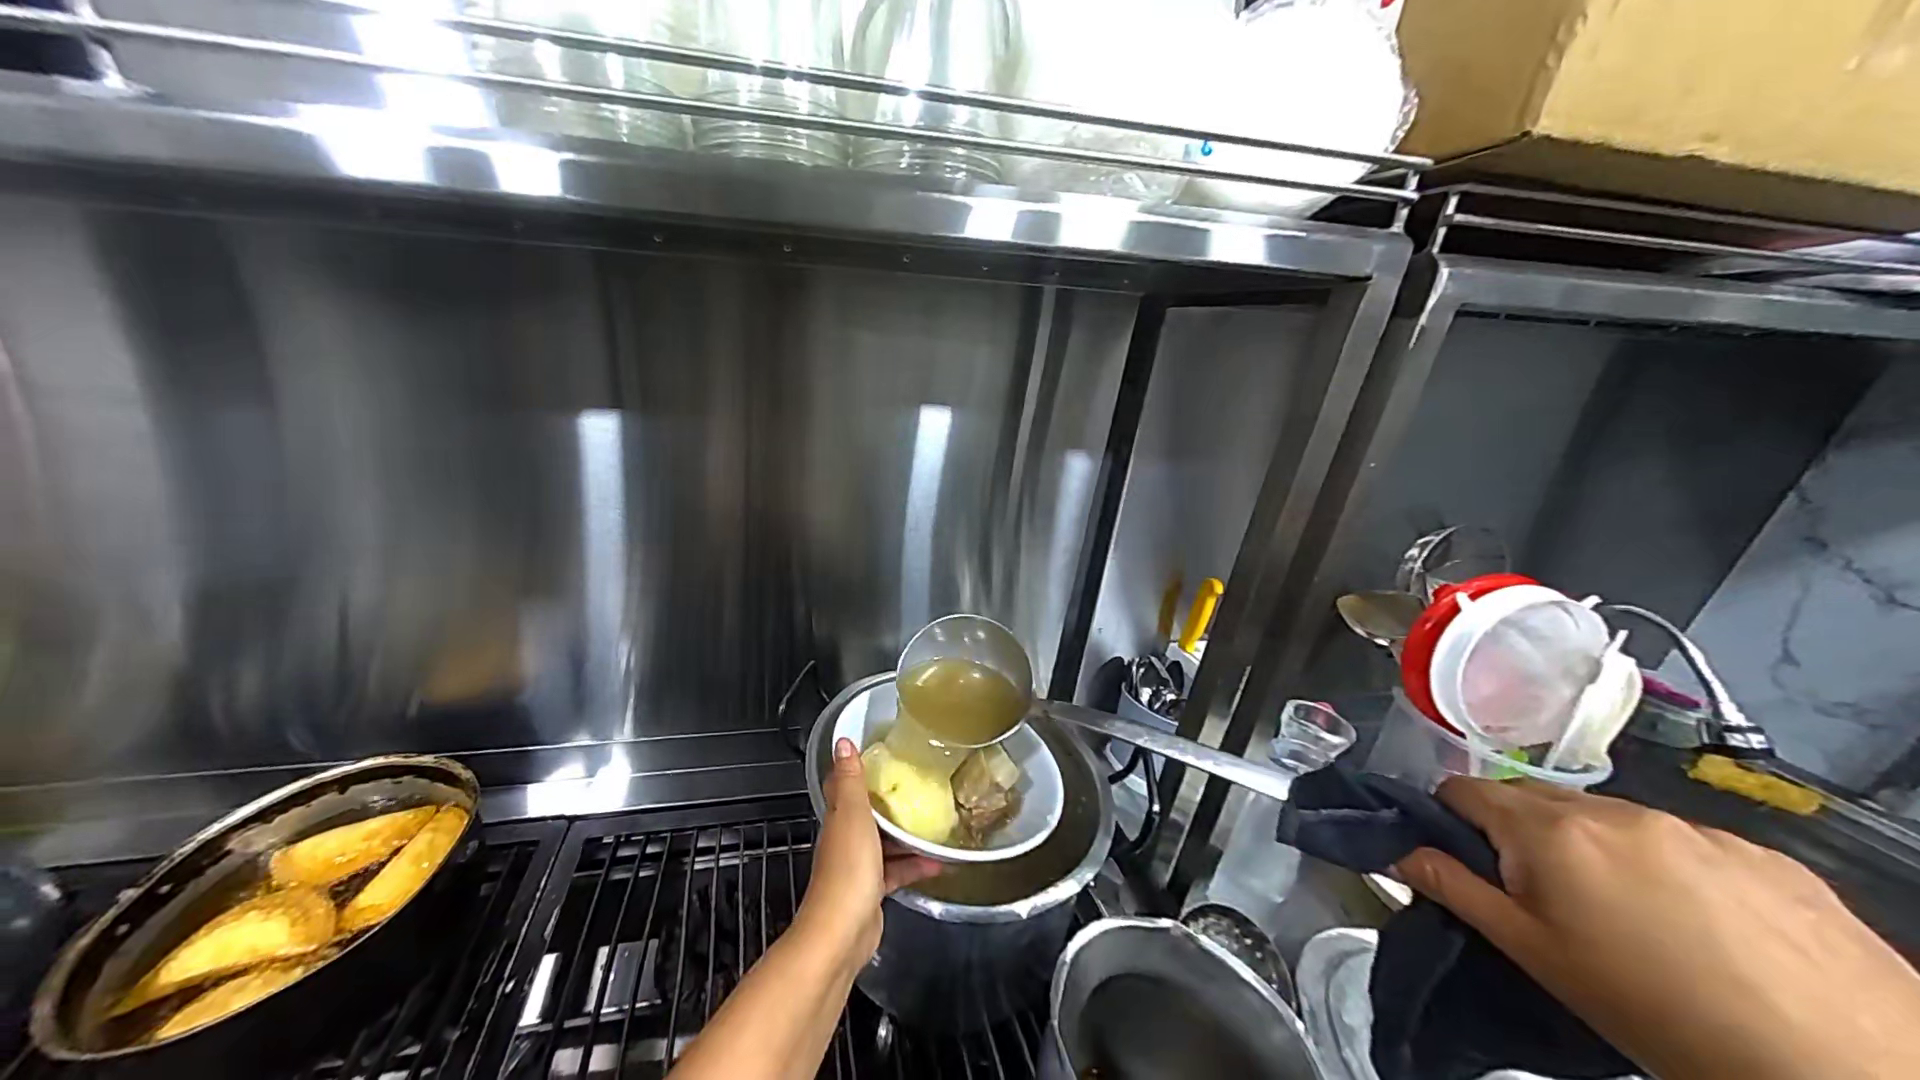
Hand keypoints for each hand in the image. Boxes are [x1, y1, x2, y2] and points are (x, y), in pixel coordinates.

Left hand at [796, 738, 942, 972]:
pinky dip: (915, 864)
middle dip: (889, 801)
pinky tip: (937, 862)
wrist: (842, 933)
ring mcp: (858, 866)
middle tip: (917, 786)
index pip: (843, 785)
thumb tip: (842, 743)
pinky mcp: (872, 890)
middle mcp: (845, 840)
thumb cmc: (847, 871)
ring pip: (885, 842)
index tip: (879, 753)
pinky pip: (896, 870)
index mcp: (838, 818)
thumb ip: (851, 781)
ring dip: (907, 834)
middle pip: (867, 814)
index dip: (857, 768)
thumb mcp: (852, 816)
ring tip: (935, 823)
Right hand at [1396, 778, 1919, 1079]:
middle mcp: (1615, 810)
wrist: (1850, 1069)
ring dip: (1596, 849)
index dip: (1448, 817)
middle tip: (1541, 898)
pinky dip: (1669, 867)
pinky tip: (1704, 928)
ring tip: (1631, 919)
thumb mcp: (1534, 953)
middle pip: (1535, 800)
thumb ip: (1454, 888)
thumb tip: (1396, 848)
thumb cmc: (1655, 1009)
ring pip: (1610, 820)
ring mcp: (1695, 827)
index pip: (1464, 789)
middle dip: (1520, 834)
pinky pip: (1684, 842)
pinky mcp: (1763, 853)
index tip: (1461, 858)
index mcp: (1549, 830)